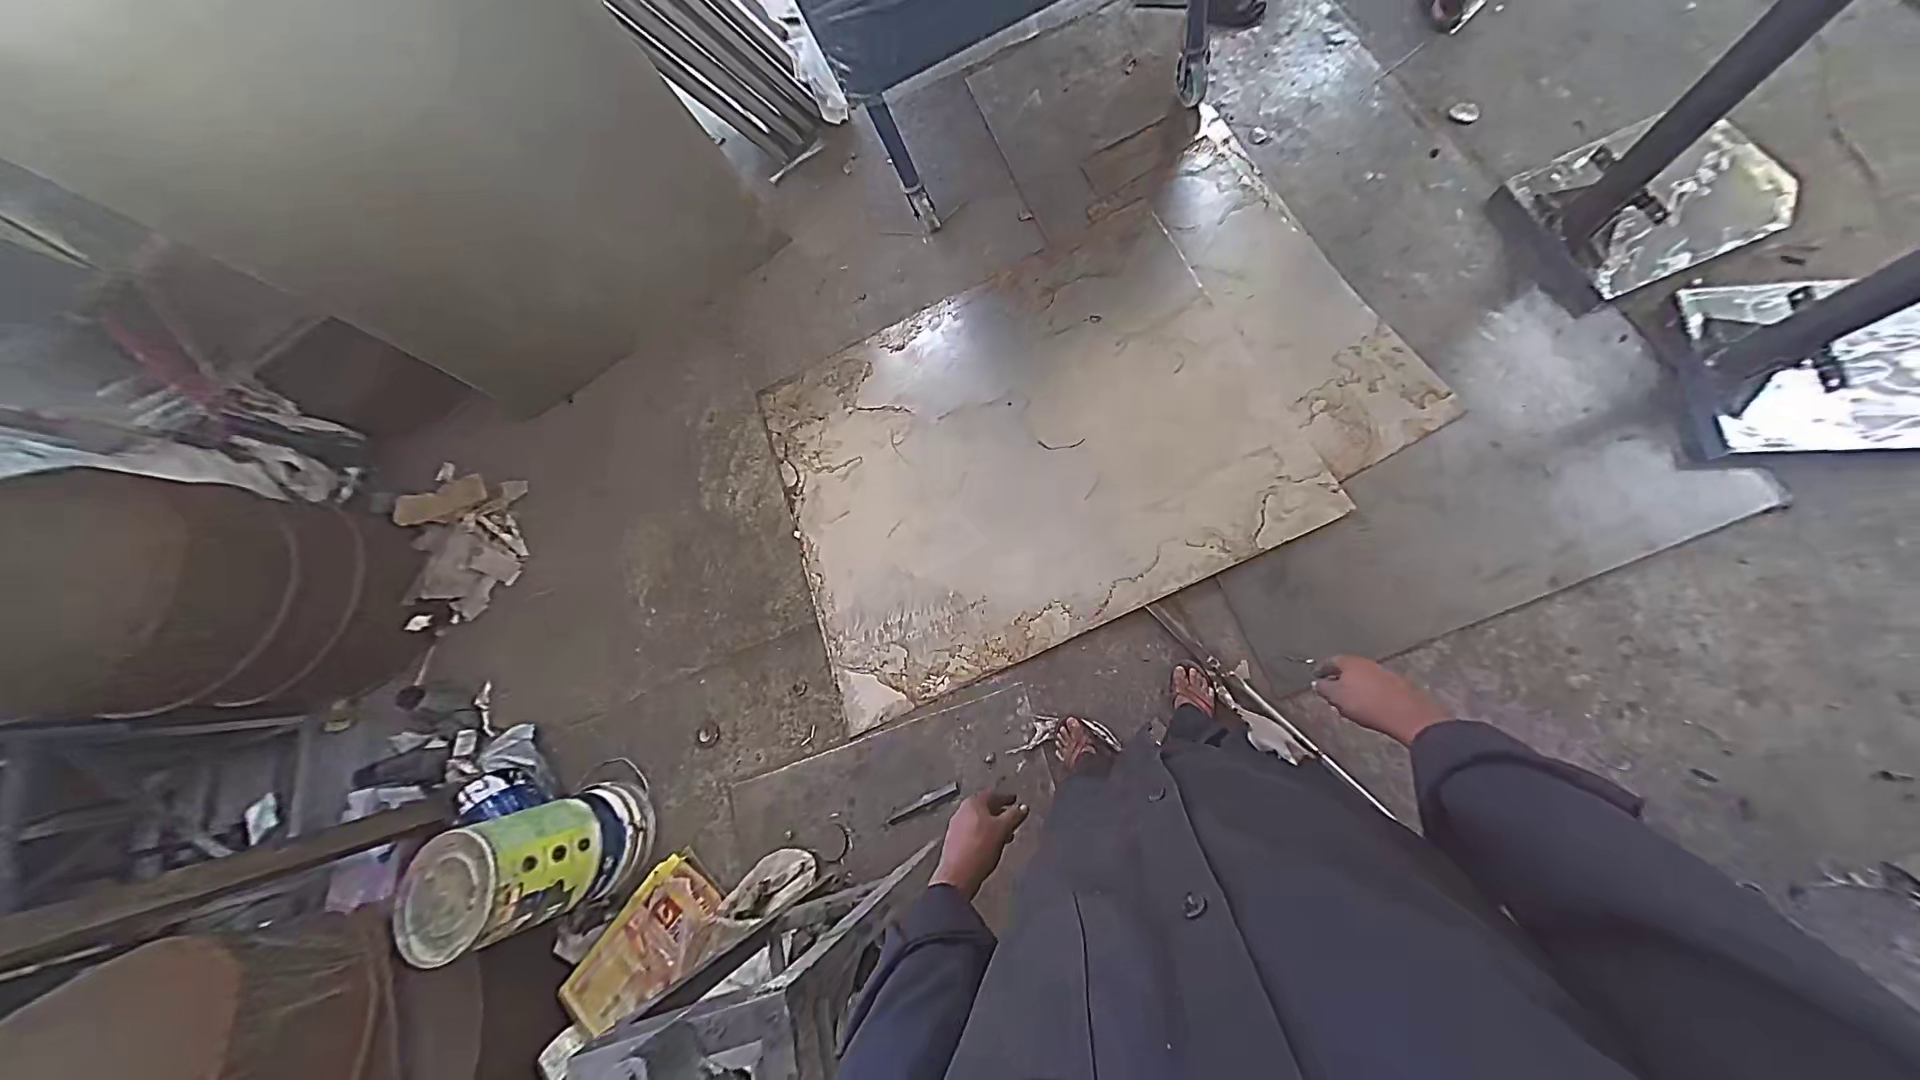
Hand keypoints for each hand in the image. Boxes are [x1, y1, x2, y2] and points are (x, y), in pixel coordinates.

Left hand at [929, 792, 1028, 898]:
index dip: (1006, 798)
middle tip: (1012, 816)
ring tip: (1006, 834)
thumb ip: (1014, 816)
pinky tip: (992, 844)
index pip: (993, 795)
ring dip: (993, 825)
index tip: (1014, 800)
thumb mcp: (1002, 830)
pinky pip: (973, 831)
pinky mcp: (955, 840)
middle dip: (1000, 813)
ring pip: (979, 821)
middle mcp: (962, 811)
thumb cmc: (980, 849)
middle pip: (985, 808)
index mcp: (973, 804)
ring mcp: (957, 826)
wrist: (958, 875)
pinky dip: (985, 834)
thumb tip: (1023, 808)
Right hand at [1313, 655, 1449, 746]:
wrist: (1409, 715)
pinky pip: (1380, 686)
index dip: (1321, 670)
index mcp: (1349, 662)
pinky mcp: (1402, 685)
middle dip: (1341, 677)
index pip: (1330, 662)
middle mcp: (1368, 662)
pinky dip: (1373, 691)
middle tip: (1334, 689)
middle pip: (1349, 668)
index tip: (1317, 677)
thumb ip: (1324, 689)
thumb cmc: (1367, 704)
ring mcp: (1386, 672)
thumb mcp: (1336, 698)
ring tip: (1353, 699)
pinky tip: (1372, 703)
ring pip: (1366, 676)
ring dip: (1358, 684)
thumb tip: (1319, 683)